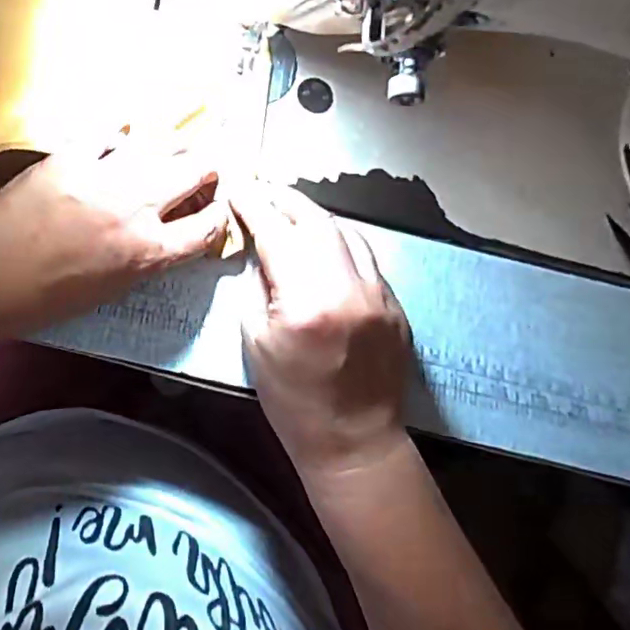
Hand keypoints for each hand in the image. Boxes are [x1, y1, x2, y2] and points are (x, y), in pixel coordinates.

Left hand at [0, 133, 229, 328]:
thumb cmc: (46, 297)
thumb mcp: (111, 289)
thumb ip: (145, 258)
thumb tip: (159, 236)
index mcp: (150, 252)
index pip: (208, 225)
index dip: (217, 213)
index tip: (214, 206)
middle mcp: (138, 207)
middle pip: (195, 171)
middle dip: (205, 170)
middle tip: (198, 172)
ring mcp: (105, 175)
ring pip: (157, 145)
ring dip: (163, 152)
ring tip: (153, 157)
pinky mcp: (72, 155)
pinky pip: (107, 134)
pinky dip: (114, 139)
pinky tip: (111, 145)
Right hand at [231, 182, 414, 479]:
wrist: (353, 439)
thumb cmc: (291, 398)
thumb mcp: (253, 339)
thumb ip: (258, 285)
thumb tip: (258, 248)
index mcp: (306, 301)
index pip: (275, 232)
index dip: (252, 205)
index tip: (236, 190)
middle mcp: (349, 289)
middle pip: (315, 221)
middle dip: (283, 200)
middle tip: (258, 191)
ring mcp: (379, 295)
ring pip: (345, 232)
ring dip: (312, 215)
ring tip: (286, 209)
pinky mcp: (394, 304)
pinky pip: (364, 255)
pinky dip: (337, 239)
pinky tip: (319, 242)